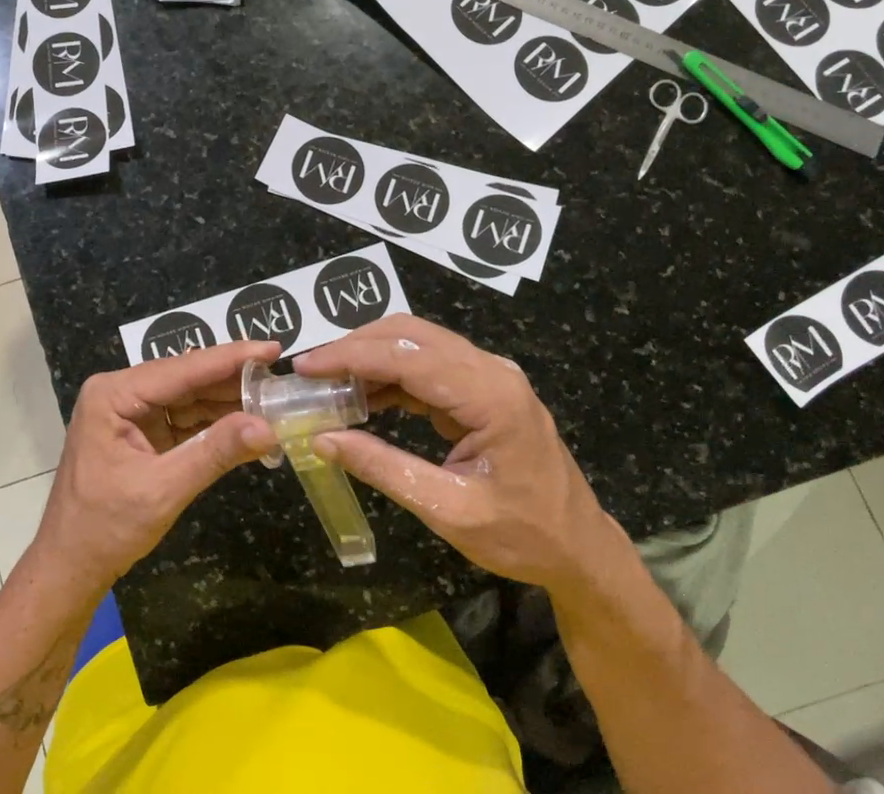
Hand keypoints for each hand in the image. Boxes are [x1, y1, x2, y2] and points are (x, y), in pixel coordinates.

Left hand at [33, 340, 281, 589]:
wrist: (71, 565)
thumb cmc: (106, 527)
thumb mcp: (164, 489)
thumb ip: (215, 452)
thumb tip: (268, 428)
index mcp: (113, 395)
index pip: (181, 369)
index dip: (230, 358)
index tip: (273, 348)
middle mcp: (120, 393)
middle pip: (187, 379)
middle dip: (234, 381)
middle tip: (283, 379)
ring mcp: (130, 413)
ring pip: (189, 398)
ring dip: (228, 403)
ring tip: (275, 400)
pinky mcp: (141, 434)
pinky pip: (184, 420)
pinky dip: (215, 424)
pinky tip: (248, 424)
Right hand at [292, 314, 625, 593]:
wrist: (578, 548)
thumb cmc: (521, 535)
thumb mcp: (446, 509)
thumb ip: (383, 467)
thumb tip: (321, 439)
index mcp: (492, 397)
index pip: (409, 357)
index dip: (352, 357)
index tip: (305, 367)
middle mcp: (493, 373)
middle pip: (412, 335)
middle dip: (356, 347)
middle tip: (310, 373)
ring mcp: (490, 378)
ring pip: (418, 344)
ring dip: (370, 358)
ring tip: (327, 385)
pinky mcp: (482, 391)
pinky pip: (428, 367)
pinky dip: (390, 375)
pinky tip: (361, 398)